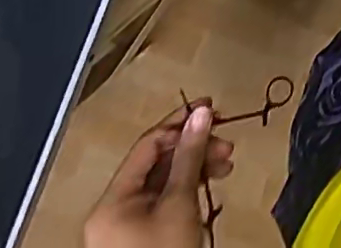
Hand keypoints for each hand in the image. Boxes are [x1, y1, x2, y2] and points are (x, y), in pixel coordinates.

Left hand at [84, 102, 234, 247]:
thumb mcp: (180, 201)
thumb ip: (190, 154)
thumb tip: (202, 112)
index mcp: (113, 200)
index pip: (148, 145)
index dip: (180, 122)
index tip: (213, 107)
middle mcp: (114, 208)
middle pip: (158, 161)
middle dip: (195, 147)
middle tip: (227, 144)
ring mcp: (126, 223)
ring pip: (165, 178)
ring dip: (197, 165)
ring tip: (227, 164)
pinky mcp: (142, 233)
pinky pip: (166, 196)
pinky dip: (190, 184)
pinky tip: (213, 180)